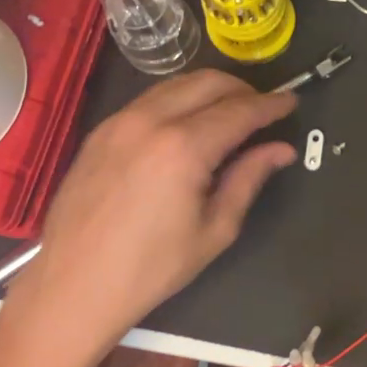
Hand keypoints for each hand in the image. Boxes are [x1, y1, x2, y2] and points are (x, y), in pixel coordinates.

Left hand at [16, 70, 297, 332]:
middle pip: (207, 83)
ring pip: (174, 85)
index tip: (291, 103)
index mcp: (183, 147)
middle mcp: (149, 121)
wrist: (75, 283)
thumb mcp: (215, 228)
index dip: (270, 105)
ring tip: (230, 115)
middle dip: (242, 90)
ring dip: (209, 91)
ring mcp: (119, 122)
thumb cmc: (153, 267)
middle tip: (263, 110)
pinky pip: (148, 101)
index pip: (239, 111)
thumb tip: (280, 150)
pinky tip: (188, 126)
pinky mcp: (99, 132)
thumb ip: (248, 179)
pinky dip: (178, 101)